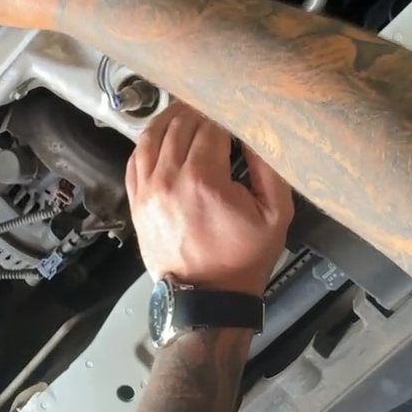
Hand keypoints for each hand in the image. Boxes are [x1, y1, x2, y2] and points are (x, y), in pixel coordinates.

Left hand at [127, 103, 293, 297]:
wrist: (207, 300)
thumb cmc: (244, 257)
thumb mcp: (276, 213)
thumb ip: (269, 166)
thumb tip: (257, 130)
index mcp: (204, 179)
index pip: (211, 125)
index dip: (226, 116)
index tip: (238, 116)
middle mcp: (168, 178)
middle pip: (180, 124)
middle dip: (201, 112)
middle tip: (218, 111)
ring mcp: (147, 190)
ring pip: (152, 134)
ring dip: (172, 118)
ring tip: (191, 113)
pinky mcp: (136, 201)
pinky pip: (136, 157)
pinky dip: (151, 140)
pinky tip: (166, 135)